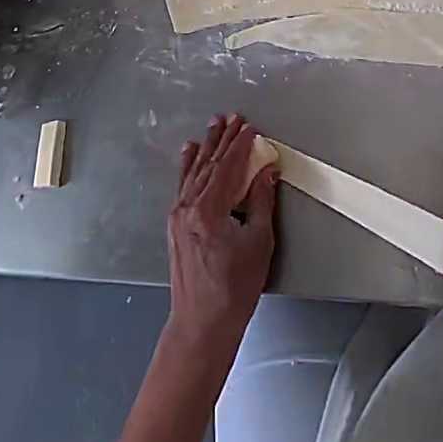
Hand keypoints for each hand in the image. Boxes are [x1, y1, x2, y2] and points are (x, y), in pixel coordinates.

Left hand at [167, 114, 277, 338]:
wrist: (202, 323)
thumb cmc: (234, 289)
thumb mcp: (259, 242)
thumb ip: (261, 201)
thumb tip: (266, 172)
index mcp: (210, 210)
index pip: (229, 166)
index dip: (241, 145)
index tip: (251, 129)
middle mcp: (189, 208)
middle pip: (210, 164)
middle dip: (224, 139)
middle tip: (233, 118)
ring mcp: (178, 215)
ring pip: (195, 171)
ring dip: (207, 146)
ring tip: (214, 125)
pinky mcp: (176, 224)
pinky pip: (184, 185)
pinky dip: (190, 165)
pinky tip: (190, 152)